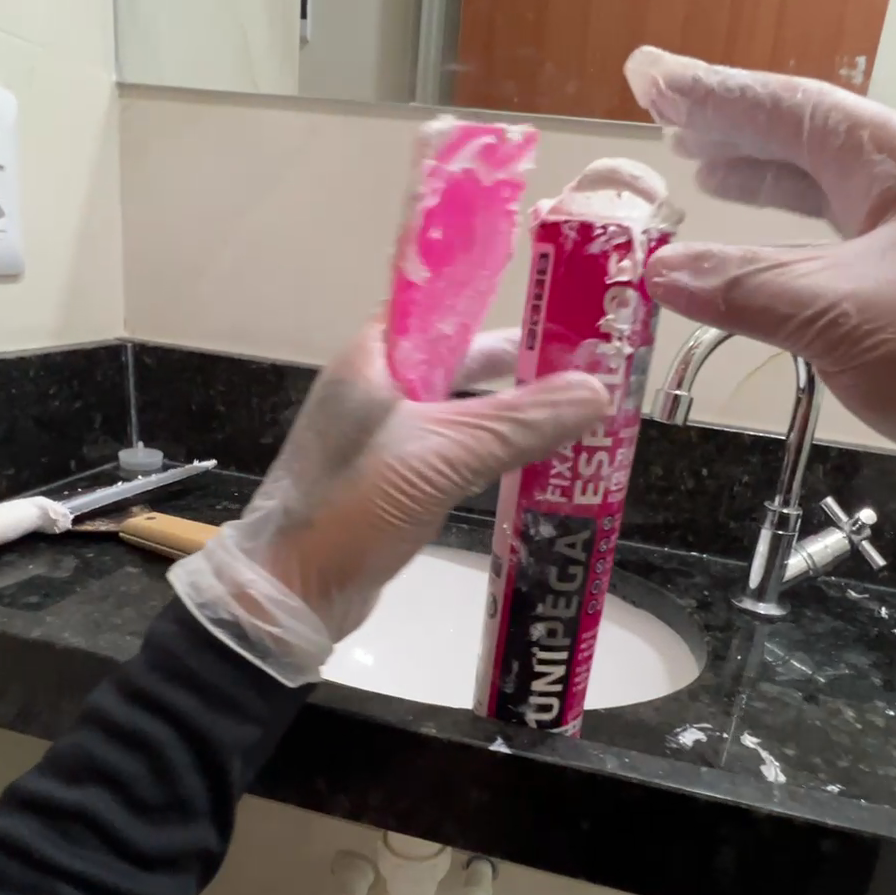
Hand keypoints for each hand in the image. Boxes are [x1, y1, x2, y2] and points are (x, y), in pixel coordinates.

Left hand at [170, 328, 608, 684]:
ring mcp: (384, 432)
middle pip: (461, 357)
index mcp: (377, 356)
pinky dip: (491, 448)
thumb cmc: (356, 505)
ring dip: (511, 410)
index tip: (565, 313)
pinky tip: (532, 458)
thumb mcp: (445, 455)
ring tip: (576, 411)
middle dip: (521, 365)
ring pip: (461, 406)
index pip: (447, 304)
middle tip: (589, 368)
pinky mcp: (394, 475)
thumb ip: (522, 422)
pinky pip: (453, 447)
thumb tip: (601, 390)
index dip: (505, 303)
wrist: (294, 590)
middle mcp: (379, 384)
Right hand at [623, 46, 895, 507]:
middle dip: (730, 127)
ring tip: (698, 165)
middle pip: (805, 139)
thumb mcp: (842, 314)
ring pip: (818, 189)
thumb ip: (745, 287)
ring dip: (756, 175)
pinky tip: (752, 241)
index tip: (651, 79)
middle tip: (665, 116)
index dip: (714, 96)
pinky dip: (779, 234)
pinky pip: (826, 240)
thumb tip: (658, 271)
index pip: (791, 113)